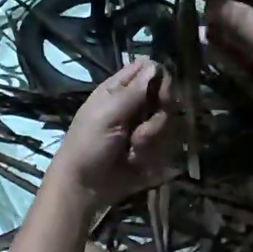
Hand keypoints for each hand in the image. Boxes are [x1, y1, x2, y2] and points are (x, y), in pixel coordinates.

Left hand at [49, 58, 175, 210]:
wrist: (85, 186)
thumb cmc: (88, 144)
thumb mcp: (107, 114)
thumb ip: (133, 92)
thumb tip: (155, 65)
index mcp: (118, 89)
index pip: (147, 69)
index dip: (160, 78)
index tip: (162, 94)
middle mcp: (134, 104)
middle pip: (165, 96)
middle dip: (159, 115)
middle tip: (142, 132)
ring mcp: (144, 126)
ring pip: (168, 122)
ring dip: (152, 138)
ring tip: (132, 150)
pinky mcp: (151, 149)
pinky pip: (166, 144)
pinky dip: (152, 154)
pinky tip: (136, 160)